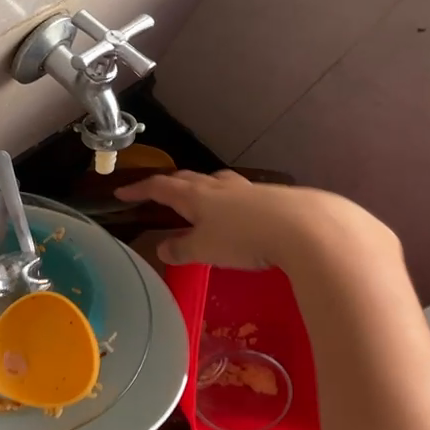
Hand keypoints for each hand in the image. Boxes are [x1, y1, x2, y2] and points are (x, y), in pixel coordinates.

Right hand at [113, 170, 397, 271]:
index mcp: (195, 195)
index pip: (159, 187)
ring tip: (202, 201)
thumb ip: (181, 249)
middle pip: (190, 179)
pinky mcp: (277, 199)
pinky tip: (241, 217)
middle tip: (161, 193)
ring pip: (220, 184)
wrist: (309, 228)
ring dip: (206, 190)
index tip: (121, 193)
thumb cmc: (244, 237)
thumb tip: (164, 249)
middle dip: (172, 185)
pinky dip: (234, 204)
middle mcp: (220, 187)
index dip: (139, 190)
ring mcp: (251, 190)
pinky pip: (246, 197)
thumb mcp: (203, 250)